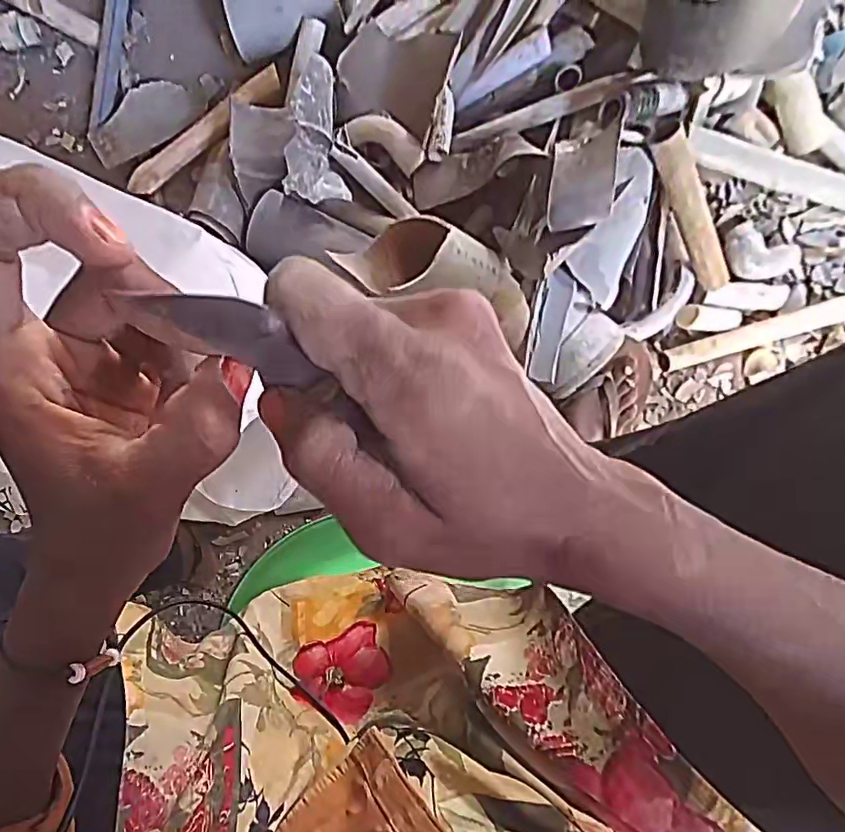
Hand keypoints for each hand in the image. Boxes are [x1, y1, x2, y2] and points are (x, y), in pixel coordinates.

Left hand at [0, 166, 248, 598]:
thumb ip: (196, 429)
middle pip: (81, 260)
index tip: (106, 243)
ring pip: (128, 291)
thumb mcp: (146, 491)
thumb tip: (236, 364)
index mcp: (7, 365)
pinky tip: (191, 393)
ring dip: (179, 332)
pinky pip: (154, 323)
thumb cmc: (96, 537)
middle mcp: (33, 344)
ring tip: (192, 393)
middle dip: (149, 298)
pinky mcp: (109, 360)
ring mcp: (73, 349)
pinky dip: (188, 348)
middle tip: (193, 351)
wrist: (98, 563)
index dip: (32, 206)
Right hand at [257, 257, 657, 585]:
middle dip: (314, 372)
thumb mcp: (382, 525)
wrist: (571, 502)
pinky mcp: (462, 312)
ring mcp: (453, 307)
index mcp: (408, 370)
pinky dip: (377, 367)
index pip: (299, 292)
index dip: (273, 334)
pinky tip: (407, 415)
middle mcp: (433, 317)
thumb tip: (278, 402)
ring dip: (347, 375)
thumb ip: (316, 458)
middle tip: (348, 434)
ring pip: (351, 321)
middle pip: (322, 313)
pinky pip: (383, 326)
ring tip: (386, 431)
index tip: (289, 389)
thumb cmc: (485, 524)